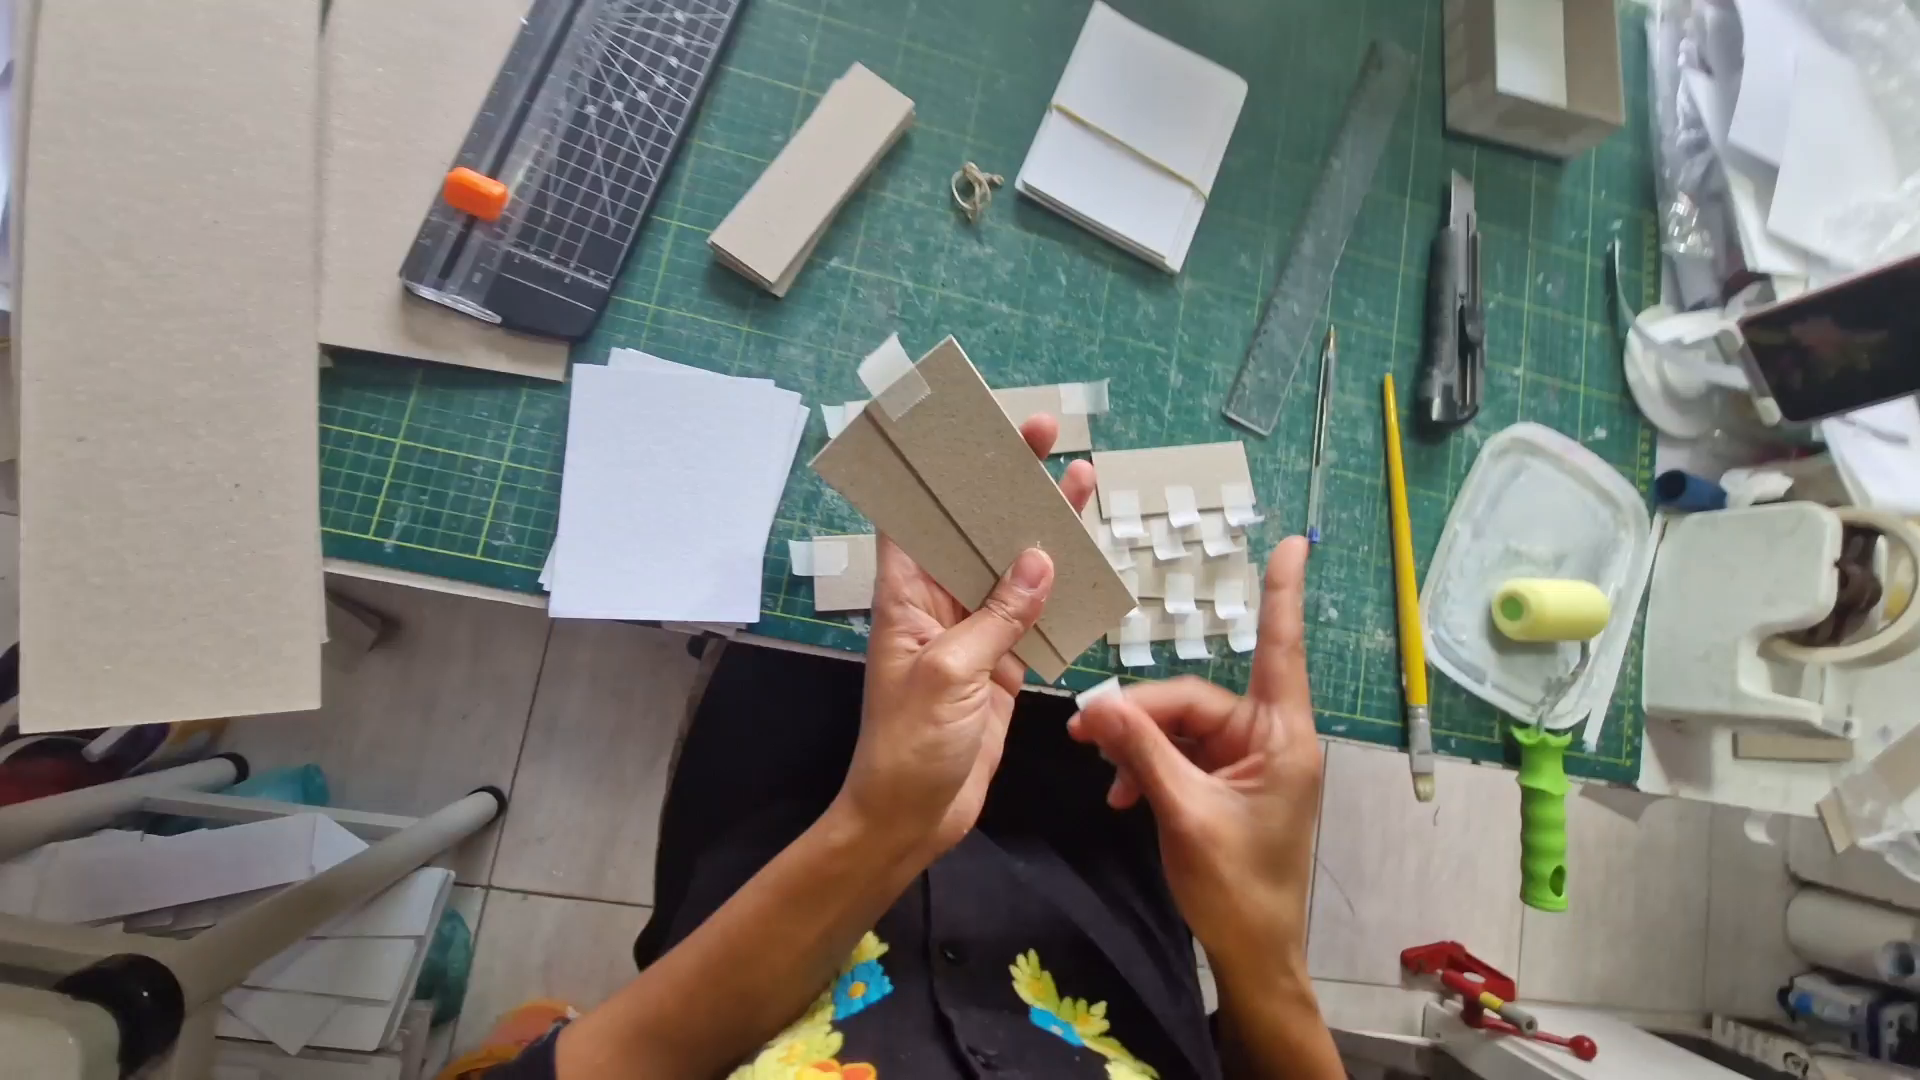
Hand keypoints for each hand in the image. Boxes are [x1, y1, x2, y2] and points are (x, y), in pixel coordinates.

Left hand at [838, 415, 1096, 859]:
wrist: (914, 817)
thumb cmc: (910, 745)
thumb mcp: (950, 674)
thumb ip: (997, 617)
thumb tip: (1042, 561)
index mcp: (906, 595)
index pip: (913, 516)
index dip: (934, 471)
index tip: (962, 431)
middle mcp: (939, 602)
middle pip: (975, 530)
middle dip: (1007, 483)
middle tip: (1043, 433)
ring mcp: (974, 631)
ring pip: (1013, 567)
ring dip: (1044, 528)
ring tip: (1079, 478)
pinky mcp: (1003, 661)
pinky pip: (1035, 614)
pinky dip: (1061, 589)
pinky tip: (1086, 557)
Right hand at [1067, 537, 1320, 965]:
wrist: (1249, 953)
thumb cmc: (1235, 888)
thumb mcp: (1183, 815)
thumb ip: (1142, 752)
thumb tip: (1097, 704)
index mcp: (1278, 737)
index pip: (1279, 652)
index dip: (1281, 596)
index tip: (1292, 545)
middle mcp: (1263, 737)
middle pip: (1192, 700)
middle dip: (1138, 716)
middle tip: (1083, 733)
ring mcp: (1242, 758)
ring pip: (1177, 725)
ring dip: (1135, 745)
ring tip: (1100, 770)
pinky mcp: (1221, 778)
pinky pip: (1175, 752)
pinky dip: (1144, 766)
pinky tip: (1119, 794)